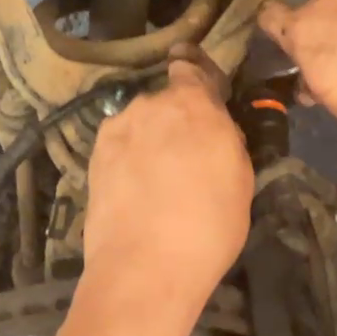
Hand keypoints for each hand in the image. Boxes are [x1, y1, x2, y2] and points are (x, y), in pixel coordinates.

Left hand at [80, 60, 253, 290]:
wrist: (144, 267)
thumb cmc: (208, 226)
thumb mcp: (241, 180)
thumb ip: (226, 141)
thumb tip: (217, 131)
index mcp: (195, 103)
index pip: (190, 68)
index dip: (194, 78)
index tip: (198, 95)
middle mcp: (153, 102)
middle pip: (165, 103)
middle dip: (174, 122)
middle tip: (182, 157)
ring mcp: (120, 125)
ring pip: (139, 124)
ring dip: (147, 140)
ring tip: (152, 180)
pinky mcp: (95, 152)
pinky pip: (119, 144)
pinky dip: (125, 158)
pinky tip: (131, 189)